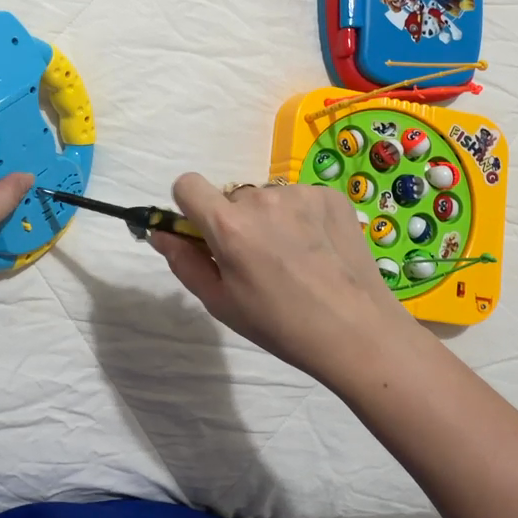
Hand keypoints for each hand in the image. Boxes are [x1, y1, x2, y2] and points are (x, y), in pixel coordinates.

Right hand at [150, 174, 418, 378]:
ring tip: (294, 259)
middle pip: (232, 197)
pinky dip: (301, 218)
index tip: (203, 231)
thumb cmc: (280, 325)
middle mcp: (261, 198)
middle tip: (258, 261)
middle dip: (235, 221)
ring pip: (267, 198)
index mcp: (228, 225)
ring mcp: (300, 193)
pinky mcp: (330, 195)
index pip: (187, 185)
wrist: (358, 332)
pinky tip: (318, 251)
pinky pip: (300, 198)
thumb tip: (160, 233)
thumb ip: (184, 262)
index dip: (189, 206)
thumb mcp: (220, 302)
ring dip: (269, 219)